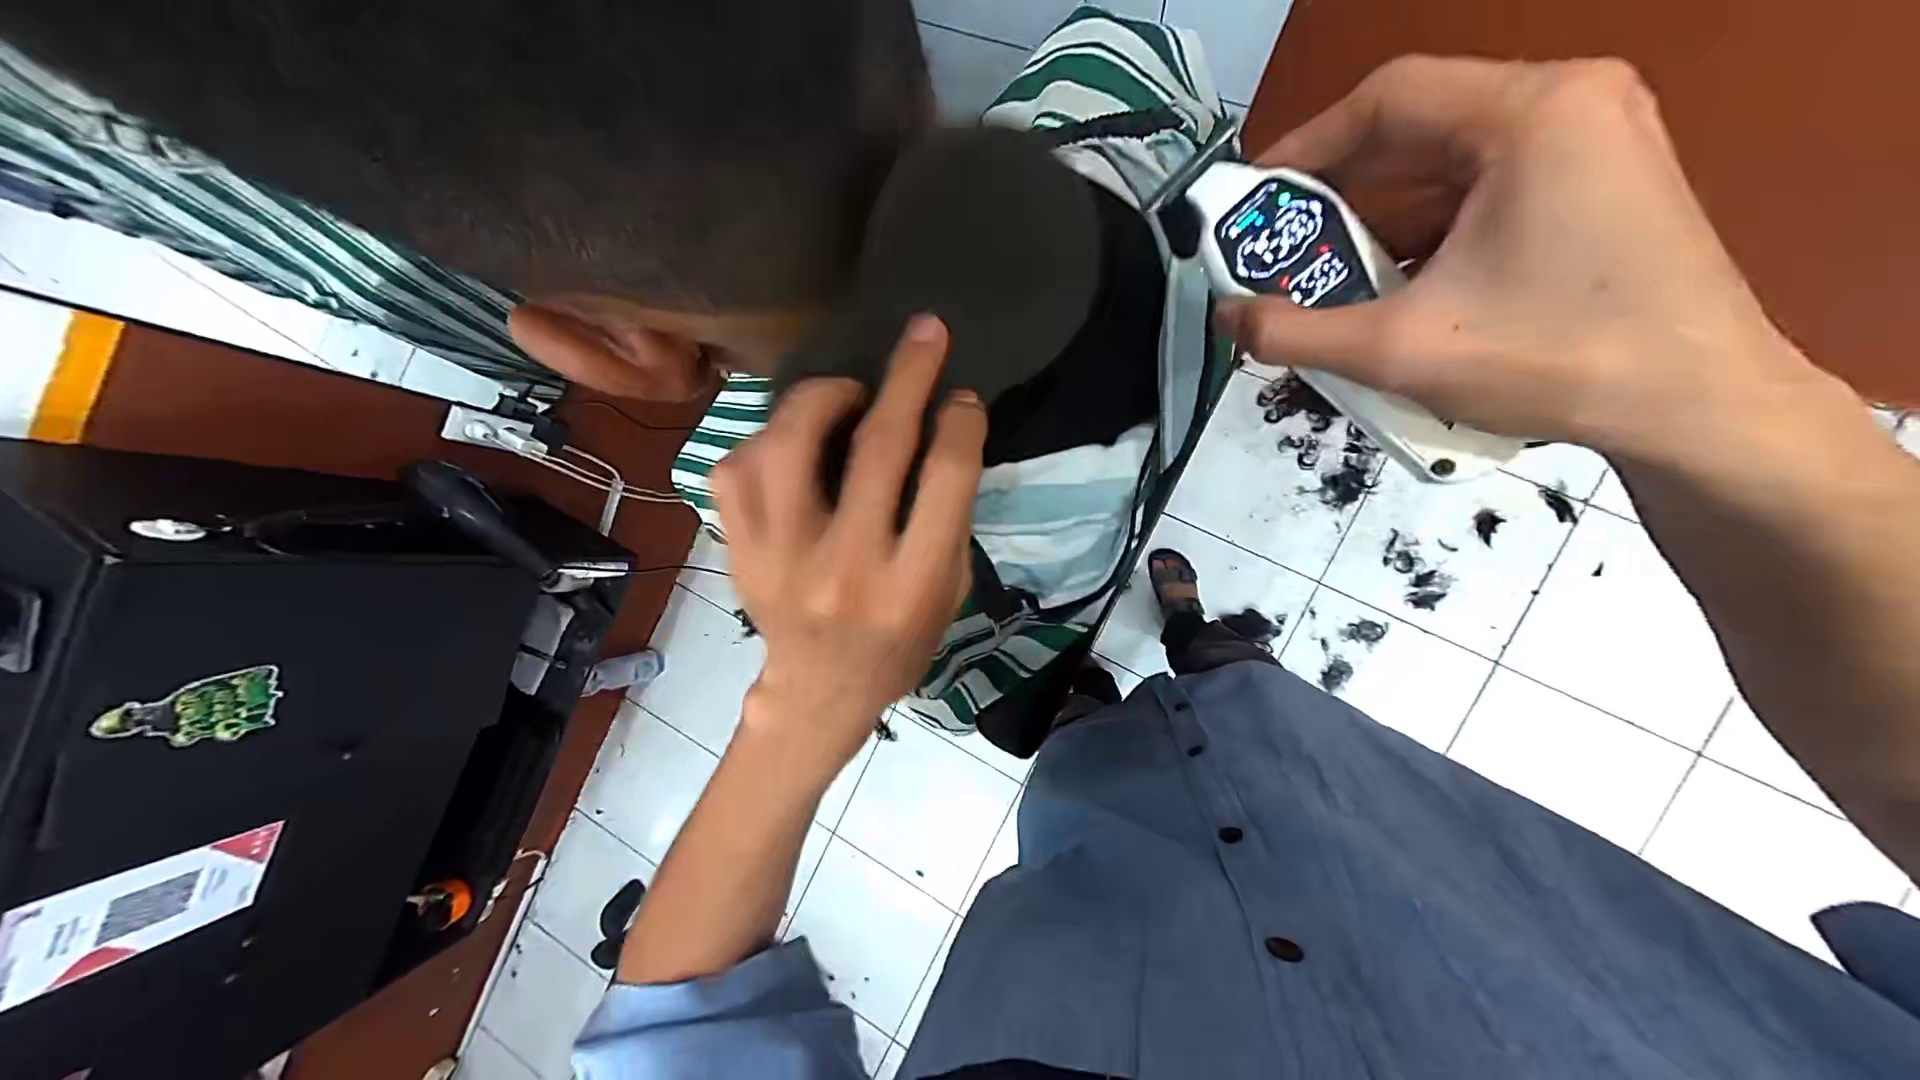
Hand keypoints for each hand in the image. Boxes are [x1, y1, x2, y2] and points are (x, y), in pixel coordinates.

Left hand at [712, 316, 986, 766]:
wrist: (819, 692)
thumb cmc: (899, 642)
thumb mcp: (949, 592)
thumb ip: (947, 516)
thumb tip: (939, 430)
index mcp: (912, 583)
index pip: (944, 477)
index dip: (959, 421)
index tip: (960, 396)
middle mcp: (845, 565)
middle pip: (877, 446)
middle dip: (908, 376)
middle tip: (925, 333)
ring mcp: (780, 556)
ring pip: (789, 441)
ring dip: (824, 396)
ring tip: (848, 392)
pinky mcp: (738, 549)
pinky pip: (738, 465)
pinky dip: (767, 436)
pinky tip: (792, 439)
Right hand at [1218, 57, 1846, 465]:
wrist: (1697, 407)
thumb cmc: (1551, 360)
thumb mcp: (1397, 349)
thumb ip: (1293, 333)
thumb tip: (1223, 319)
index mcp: (1529, 116)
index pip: (1386, 99)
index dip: (1304, 147)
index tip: (1252, 200)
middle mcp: (1565, 108)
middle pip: (1413, 134)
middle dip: (1332, 197)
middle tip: (1273, 251)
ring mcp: (1588, 146)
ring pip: (1442, 171)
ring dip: (1371, 226)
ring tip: (1315, 281)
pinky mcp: (1593, 190)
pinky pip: (1477, 198)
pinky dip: (1418, 239)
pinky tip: (1381, 291)